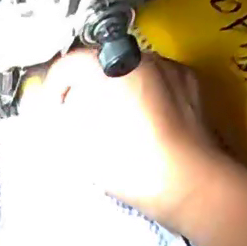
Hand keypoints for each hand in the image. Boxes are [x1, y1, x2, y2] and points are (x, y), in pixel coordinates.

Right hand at [22, 48, 228, 228]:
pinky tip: (143, 122)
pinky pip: (157, 82)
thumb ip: (63, 128)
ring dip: (115, 89)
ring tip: (112, 120)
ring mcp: (173, 70)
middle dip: (85, 86)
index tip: (51, 108)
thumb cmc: (136, 167)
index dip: (53, 85)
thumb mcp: (84, 152)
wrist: (194, 186)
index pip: (71, 62)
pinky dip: (143, 94)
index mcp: (116, 69)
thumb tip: (54, 119)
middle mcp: (146, 59)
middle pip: (102, 64)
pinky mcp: (192, 87)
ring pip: (132, 71)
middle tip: (76, 115)